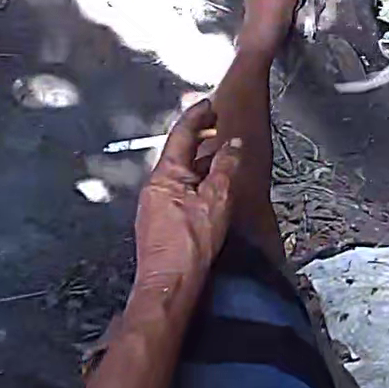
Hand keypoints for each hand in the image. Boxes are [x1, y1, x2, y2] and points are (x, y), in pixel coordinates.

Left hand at [133, 100, 240, 293]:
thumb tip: (233, 145)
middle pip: (179, 151)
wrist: (170, 283)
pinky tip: (209, 185)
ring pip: (180, 171)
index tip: (209, 104)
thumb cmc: (190, 243)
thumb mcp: (216, 199)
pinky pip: (179, 188)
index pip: (182, 134)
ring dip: (199, 158)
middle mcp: (155, 185)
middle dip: (199, 136)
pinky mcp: (160, 219)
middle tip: (217, 124)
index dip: (197, 116)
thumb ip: (225, 167)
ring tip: (218, 151)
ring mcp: (155, 203)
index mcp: (166, 174)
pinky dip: (195, 178)